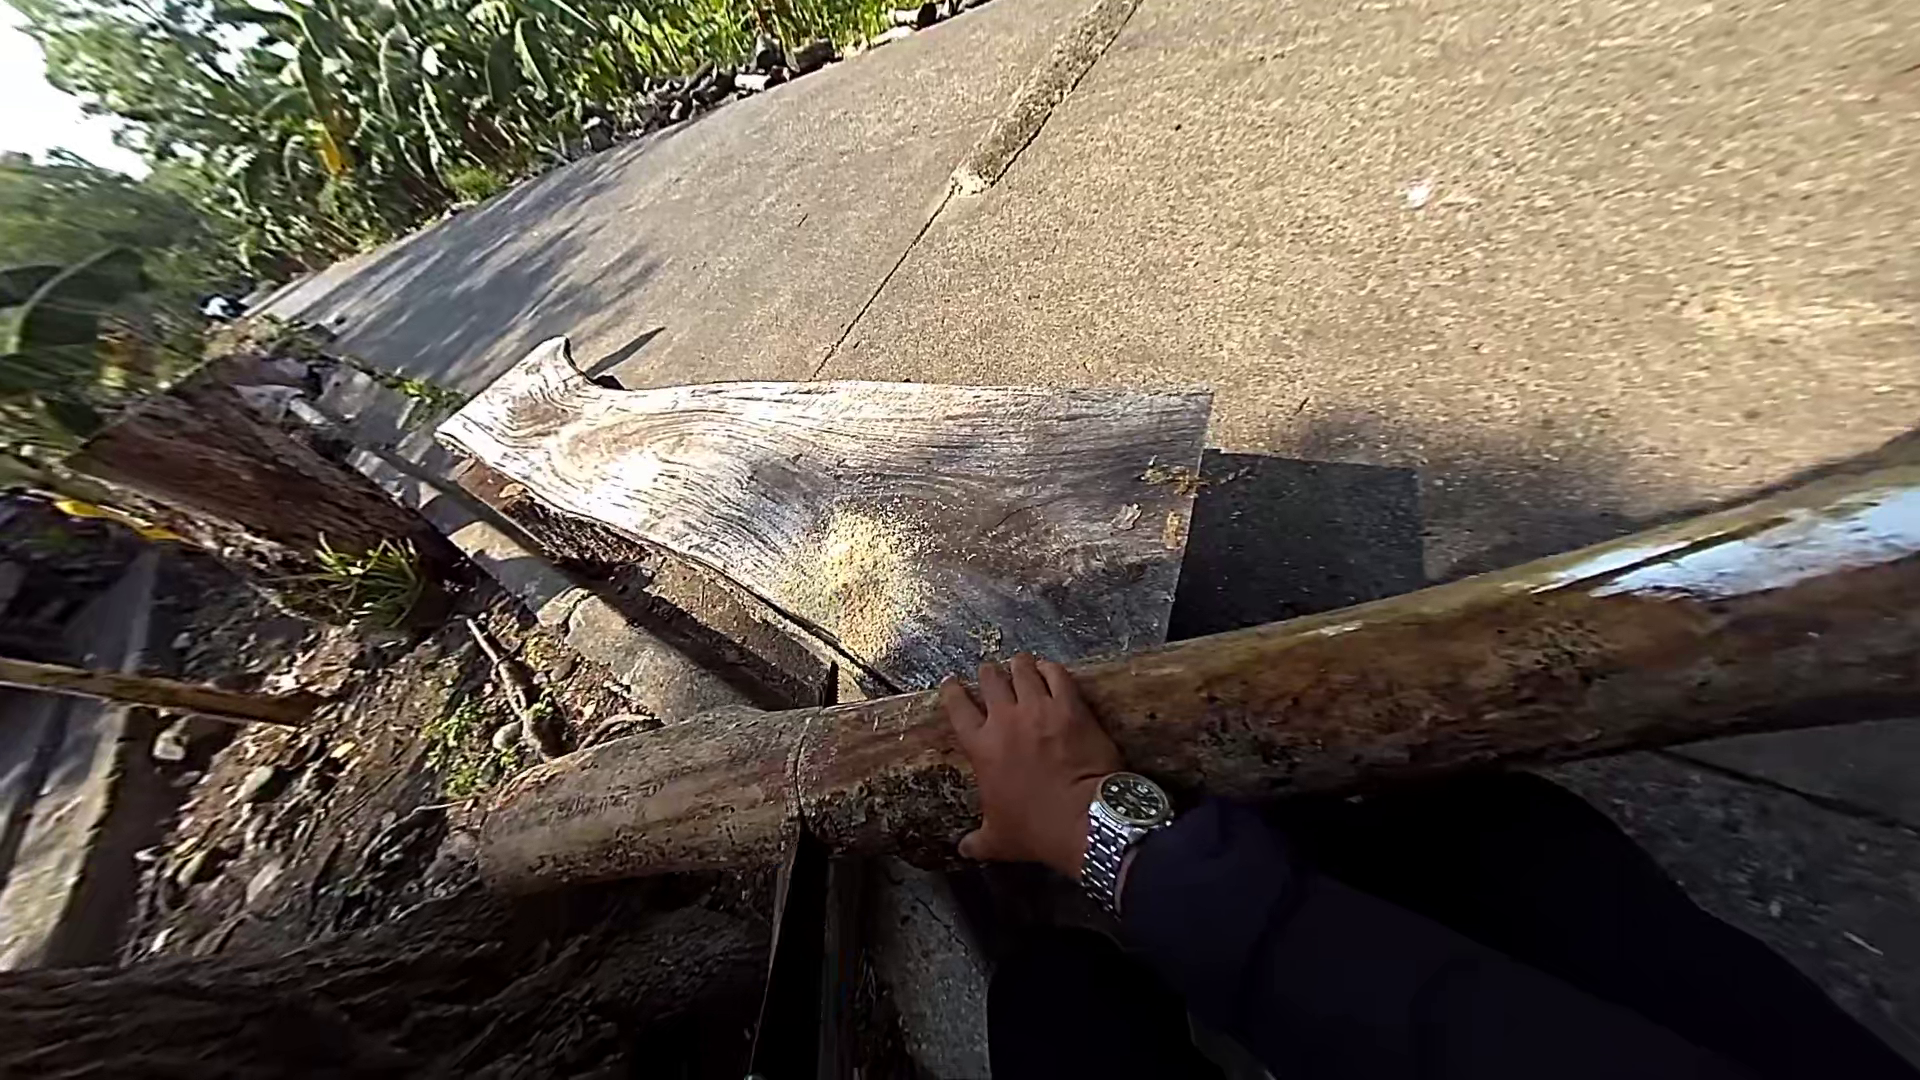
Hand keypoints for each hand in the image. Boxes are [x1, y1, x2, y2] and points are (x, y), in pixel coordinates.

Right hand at [940, 653, 1122, 877]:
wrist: (1085, 821)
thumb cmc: (1036, 829)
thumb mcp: (998, 840)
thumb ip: (977, 841)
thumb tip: (962, 850)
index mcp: (981, 746)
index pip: (957, 707)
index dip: (952, 691)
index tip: (951, 683)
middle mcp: (1004, 719)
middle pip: (989, 678)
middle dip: (989, 673)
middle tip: (992, 674)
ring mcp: (1037, 707)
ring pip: (1021, 668)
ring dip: (1019, 665)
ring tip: (1021, 664)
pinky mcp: (1069, 705)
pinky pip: (1056, 673)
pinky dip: (1050, 669)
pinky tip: (1049, 670)